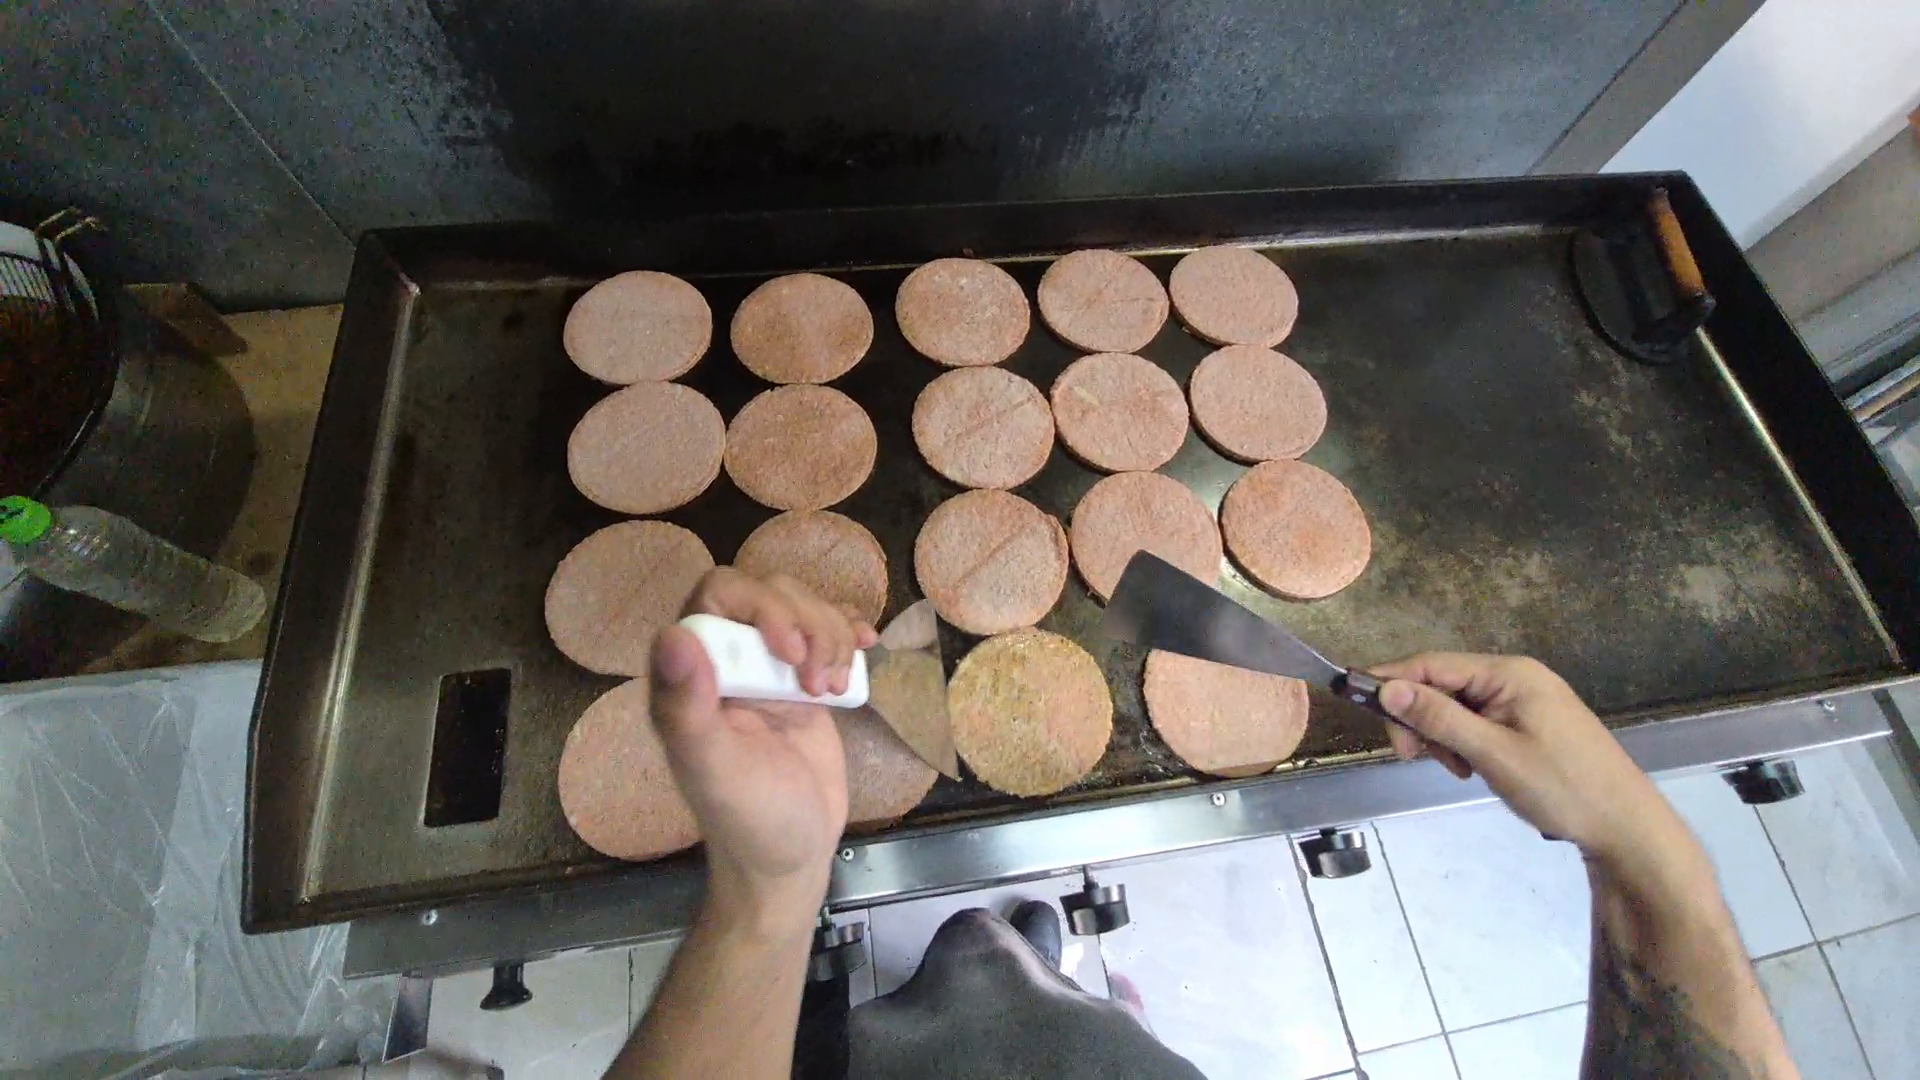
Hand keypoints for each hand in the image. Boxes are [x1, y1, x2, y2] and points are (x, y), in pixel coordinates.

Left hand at [650, 568, 878, 920]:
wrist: (795, 854)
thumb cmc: (749, 818)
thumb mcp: (716, 771)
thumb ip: (686, 708)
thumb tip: (672, 635)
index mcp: (694, 672)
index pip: (722, 595)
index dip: (762, 607)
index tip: (791, 652)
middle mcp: (731, 659)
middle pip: (774, 593)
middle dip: (810, 626)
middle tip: (818, 685)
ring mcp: (772, 667)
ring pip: (808, 606)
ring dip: (833, 636)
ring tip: (835, 688)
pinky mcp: (806, 679)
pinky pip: (832, 630)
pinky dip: (853, 630)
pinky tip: (867, 647)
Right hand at [1372, 653, 1690, 871]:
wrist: (1631, 835)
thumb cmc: (1564, 789)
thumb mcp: (1492, 753)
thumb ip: (1437, 717)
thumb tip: (1385, 687)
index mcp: (1509, 674)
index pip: (1431, 665)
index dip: (1391, 680)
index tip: (1355, 701)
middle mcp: (1513, 678)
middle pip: (1438, 684)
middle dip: (1417, 717)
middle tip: (1410, 755)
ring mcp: (1520, 700)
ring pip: (1451, 706)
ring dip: (1438, 734)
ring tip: (1455, 768)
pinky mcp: (1524, 723)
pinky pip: (1471, 721)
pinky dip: (1458, 742)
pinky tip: (1468, 767)